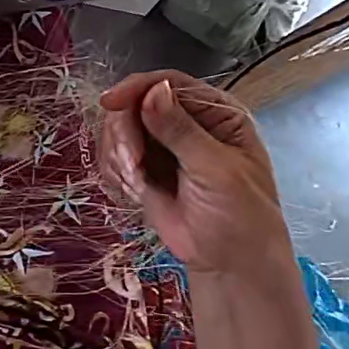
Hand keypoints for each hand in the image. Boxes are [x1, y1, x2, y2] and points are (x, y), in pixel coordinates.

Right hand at [98, 69, 292, 277]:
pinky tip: (134, 191)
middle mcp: (185, 122)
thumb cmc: (239, 216)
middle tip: (134, 166)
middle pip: (133, 105)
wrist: (228, 265)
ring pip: (117, 130)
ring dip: (119, 157)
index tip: (109, 104)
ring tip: (139, 185)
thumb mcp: (215, 171)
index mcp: (214, 113)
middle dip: (125, 134)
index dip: (135, 89)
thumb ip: (181, 131)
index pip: (168, 83)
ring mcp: (160, 145)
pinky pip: (111, 155)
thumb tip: (153, 90)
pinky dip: (115, 172)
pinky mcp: (141, 167)